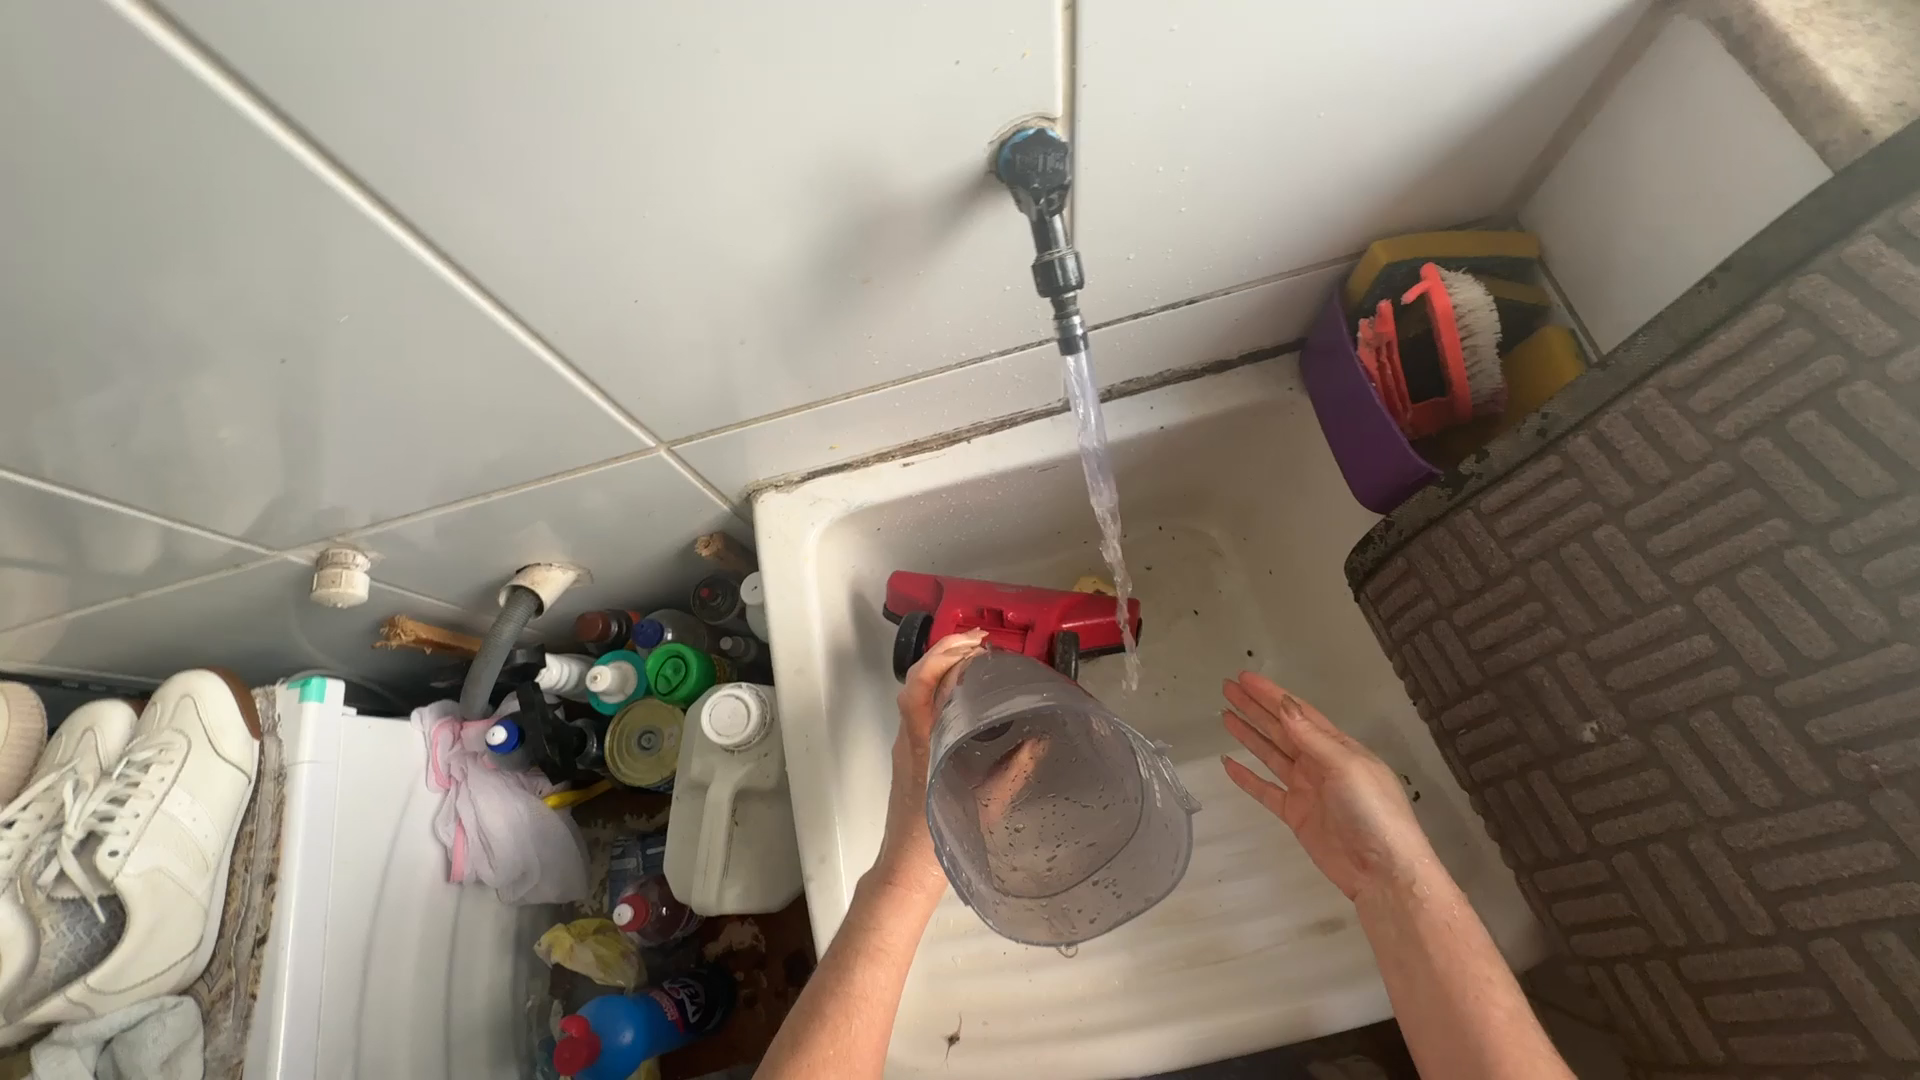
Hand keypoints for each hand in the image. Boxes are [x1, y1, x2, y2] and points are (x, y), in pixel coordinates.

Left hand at [871, 630, 987, 898]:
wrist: (905, 870)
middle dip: (944, 652)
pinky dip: (940, 688)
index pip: (920, 687)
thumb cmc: (939, 839)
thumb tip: (1039, 741)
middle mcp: (909, 737)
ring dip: (941, 667)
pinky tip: (965, 693)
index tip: (976, 646)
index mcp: (922, 744)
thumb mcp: (985, 806)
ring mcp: (906, 744)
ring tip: (975, 658)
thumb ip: (1013, 772)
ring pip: (916, 692)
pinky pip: (920, 707)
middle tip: (980, 641)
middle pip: (916, 680)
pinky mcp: (910, 753)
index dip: (943, 658)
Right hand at [1219, 673, 1435, 900]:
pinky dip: (1247, 777)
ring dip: (1249, 735)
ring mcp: (1307, 790)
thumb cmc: (1373, 813)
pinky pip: (1266, 790)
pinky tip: (1228, 764)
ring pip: (1271, 754)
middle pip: (1281, 729)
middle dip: (1255, 708)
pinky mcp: (1296, 815)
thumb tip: (1285, 704)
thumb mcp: (1346, 767)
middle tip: (1228, 689)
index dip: (1271, 694)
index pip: (1298, 713)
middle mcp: (1321, 764)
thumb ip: (1312, 736)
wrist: (1384, 874)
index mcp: (1338, 748)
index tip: (1245, 678)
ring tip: (1225, 716)